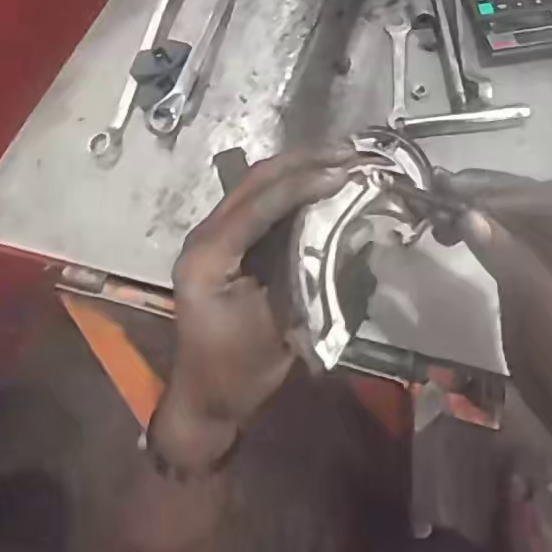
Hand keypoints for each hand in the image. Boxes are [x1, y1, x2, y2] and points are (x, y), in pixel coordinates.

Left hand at [152, 150, 352, 469]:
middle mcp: (205, 234)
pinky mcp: (228, 240)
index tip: (342, 174)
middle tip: (346, 152)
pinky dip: (290, 185)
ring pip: (255, 183)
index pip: (256, 206)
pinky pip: (260, 200)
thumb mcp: (275, 329)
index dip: (300, 185)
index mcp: (208, 256)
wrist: (205, 399)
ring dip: (297, 166)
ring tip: (338, 156)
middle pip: (253, 181)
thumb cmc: (237, 371)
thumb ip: (305, 277)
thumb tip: (346, 235)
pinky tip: (318, 179)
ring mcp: (213, 233)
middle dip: (301, 162)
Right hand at [441, 169, 551, 482]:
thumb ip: (505, 255)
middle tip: (448, 188)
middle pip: (544, 205)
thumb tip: (467, 214)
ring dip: (493, 215)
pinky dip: (500, 239)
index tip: (464, 193)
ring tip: (450, 213)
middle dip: (495, 196)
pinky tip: (472, 237)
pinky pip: (530, 249)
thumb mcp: (540, 307)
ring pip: (533, 225)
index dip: (508, 191)